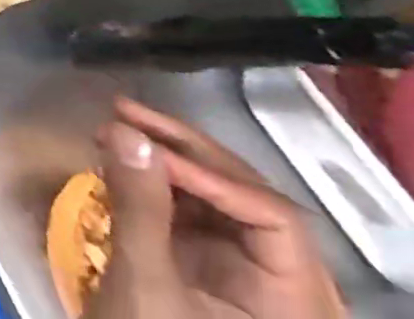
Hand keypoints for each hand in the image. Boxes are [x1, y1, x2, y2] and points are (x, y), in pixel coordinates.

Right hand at [89, 97, 343, 318]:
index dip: (212, 174)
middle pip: (248, 198)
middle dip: (185, 151)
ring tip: (115, 125)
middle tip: (124, 113)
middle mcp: (287, 286)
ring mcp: (246, 276)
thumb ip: (139, 206)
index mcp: (298, 304)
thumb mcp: (144, 285)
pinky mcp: (209, 269)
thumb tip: (125, 129)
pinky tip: (120, 160)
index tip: (144, 145)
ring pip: (218, 198)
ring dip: (167, 157)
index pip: (275, 217)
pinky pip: (192, 212)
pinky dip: (157, 181)